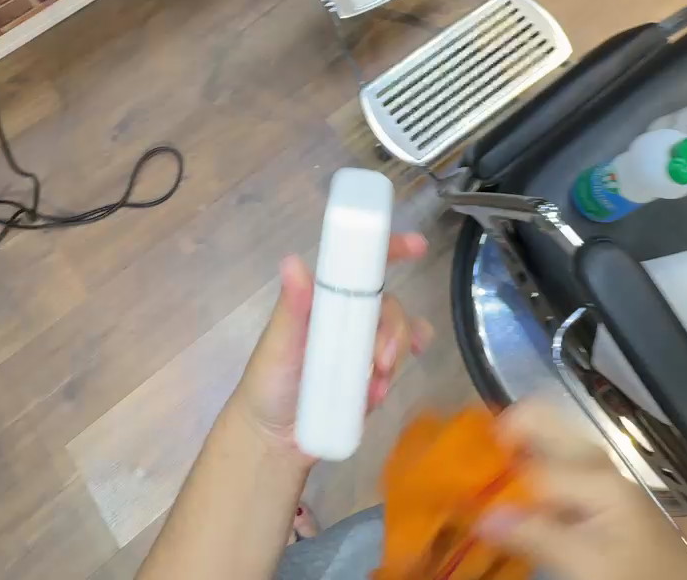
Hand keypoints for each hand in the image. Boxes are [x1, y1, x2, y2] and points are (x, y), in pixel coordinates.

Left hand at [231, 233, 432, 462]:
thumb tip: (292, 260)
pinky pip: (399, 362)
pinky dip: (400, 370)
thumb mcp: (278, 343)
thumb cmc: (269, 381)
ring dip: (396, 352)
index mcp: (324, 298)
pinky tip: (384, 388)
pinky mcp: (371, 375)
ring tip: (375, 384)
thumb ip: (291, 305)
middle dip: (394, 327)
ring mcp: (361, 345)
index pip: (359, 266)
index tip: (418, 246)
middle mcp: (347, 315)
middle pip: (387, 303)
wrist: (274, 440)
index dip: (389, 251)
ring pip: (398, 332)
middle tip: (381, 359)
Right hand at [481, 399, 686, 579]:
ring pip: (547, 442)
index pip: (528, 462)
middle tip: (469, 462)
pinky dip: (530, 470)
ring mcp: (598, 478)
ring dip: (515, 450)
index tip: (455, 480)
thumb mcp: (590, 567)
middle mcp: (594, 463)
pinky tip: (514, 499)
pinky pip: (556, 467)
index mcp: (593, 474)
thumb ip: (537, 535)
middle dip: (503, 432)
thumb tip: (480, 514)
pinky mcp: (599, 497)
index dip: (491, 468)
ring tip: (483, 478)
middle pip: (541, 420)